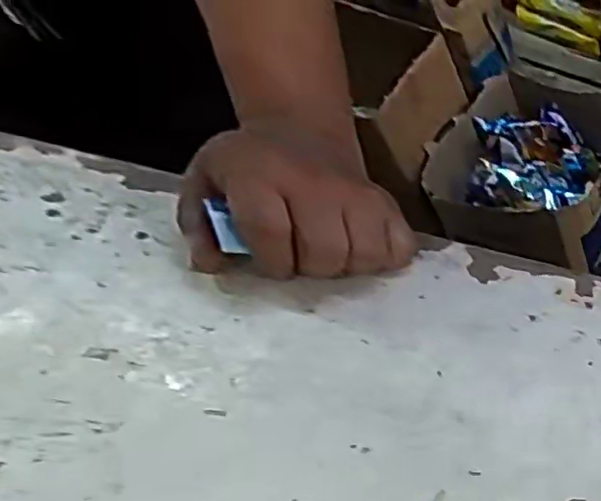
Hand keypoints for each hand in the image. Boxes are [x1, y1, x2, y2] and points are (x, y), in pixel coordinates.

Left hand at [177, 125, 417, 279]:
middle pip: (324, 252)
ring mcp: (359, 194)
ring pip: (364, 257)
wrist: (302, 134)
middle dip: (311, 268)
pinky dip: (385, 260)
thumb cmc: (254, 168)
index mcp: (260, 174)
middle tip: (304, 258)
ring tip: (333, 256)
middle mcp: (314, 182)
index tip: (272, 262)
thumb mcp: (209, 183)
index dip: (271, 261)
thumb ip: (201, 225)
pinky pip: (399, 251)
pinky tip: (364, 250)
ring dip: (348, 267)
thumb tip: (209, 265)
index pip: (270, 233)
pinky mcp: (389, 207)